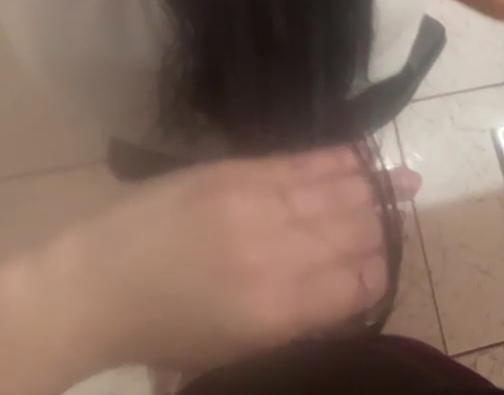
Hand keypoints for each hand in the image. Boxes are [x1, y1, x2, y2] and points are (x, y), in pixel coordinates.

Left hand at [39, 148, 419, 372]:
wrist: (98, 282)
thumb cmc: (162, 332)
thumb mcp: (233, 348)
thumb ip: (292, 320)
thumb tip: (341, 292)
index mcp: (279, 312)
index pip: (356, 285)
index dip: (378, 272)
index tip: (385, 262)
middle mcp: (279, 255)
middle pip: (352, 233)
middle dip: (382, 225)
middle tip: (405, 212)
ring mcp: (258, 205)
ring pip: (334, 193)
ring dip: (373, 187)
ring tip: (405, 180)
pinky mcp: (237, 172)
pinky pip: (299, 163)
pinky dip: (334, 160)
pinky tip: (359, 156)